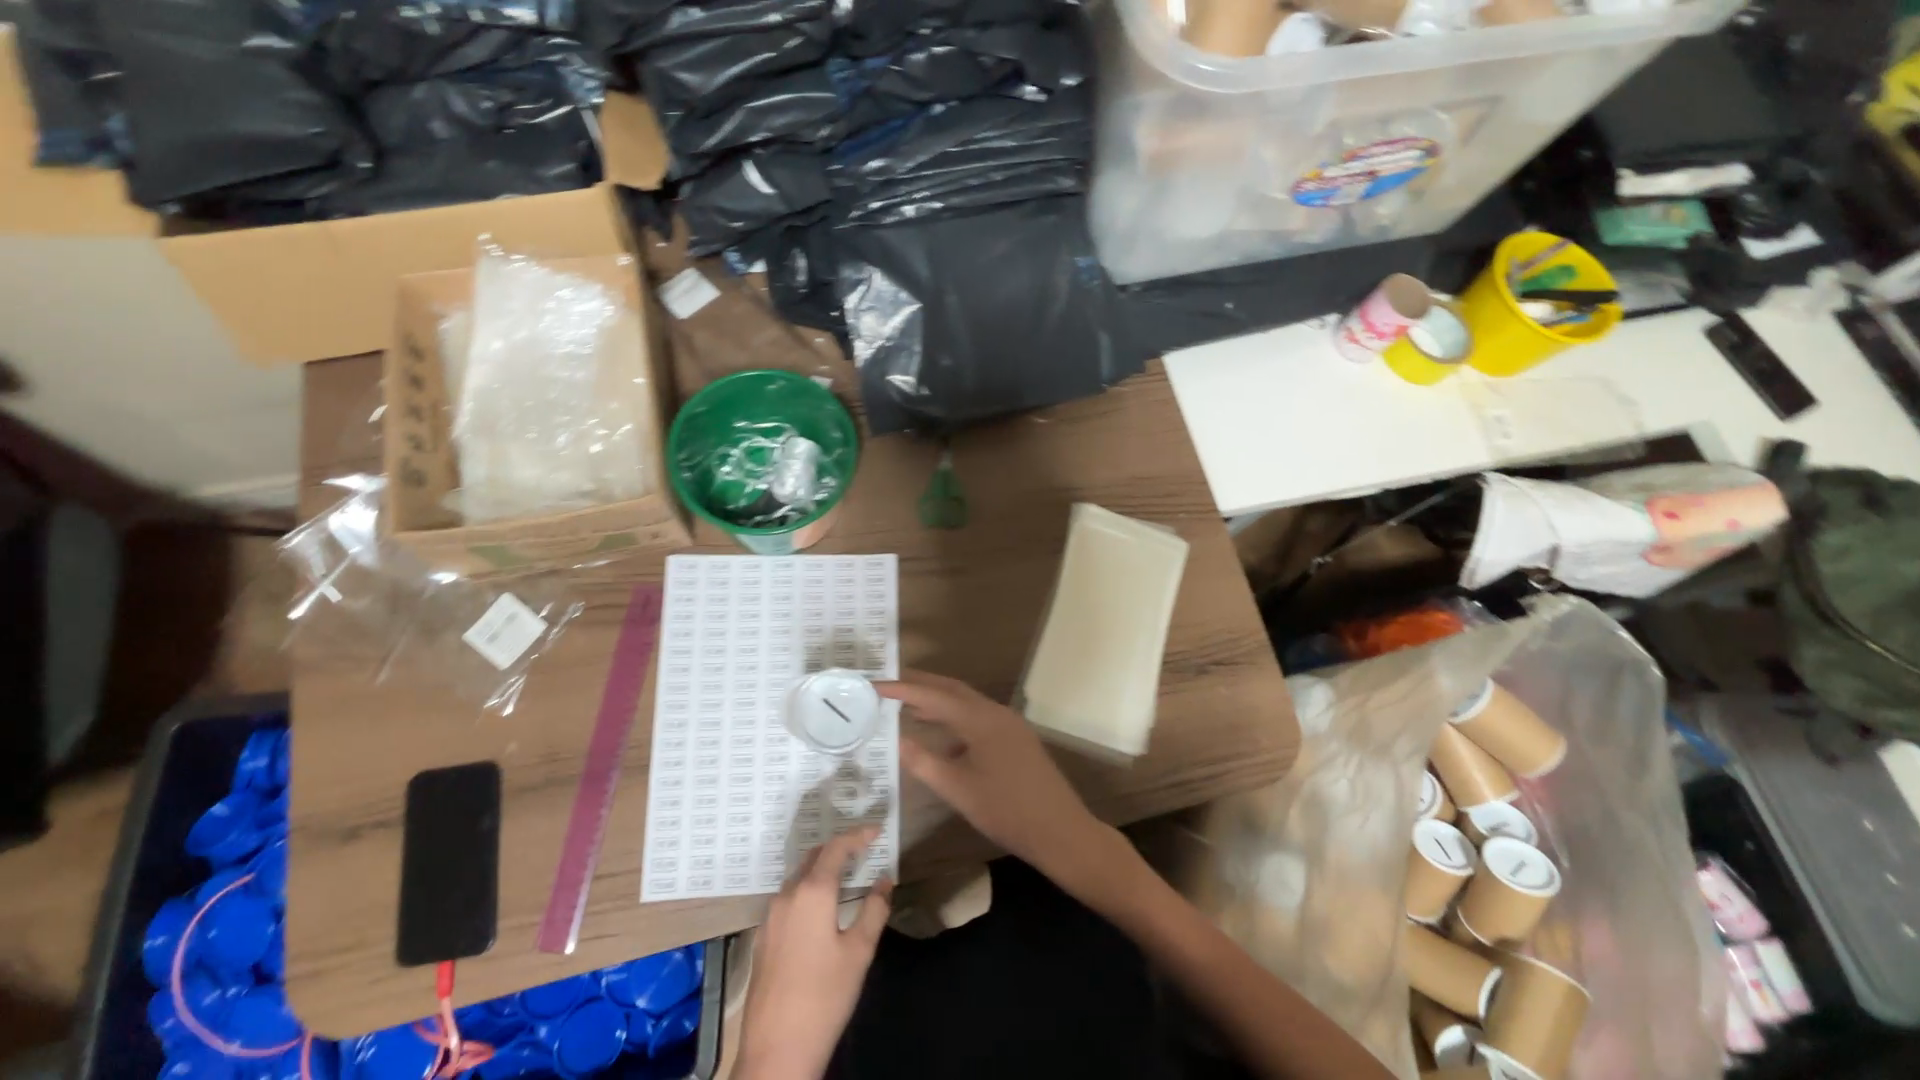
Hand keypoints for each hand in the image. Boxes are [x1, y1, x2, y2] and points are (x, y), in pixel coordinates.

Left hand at [736, 828, 891, 1079]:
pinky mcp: (763, 937)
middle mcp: (786, 896)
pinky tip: (822, 908)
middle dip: (837, 848)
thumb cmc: (825, 996)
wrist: (776, 1046)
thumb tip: (884, 880)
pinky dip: (808, 890)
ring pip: (798, 878)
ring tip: (846, 874)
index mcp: (811, 893)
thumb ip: (874, 909)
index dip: (857, 835)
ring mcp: (770, 917)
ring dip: (821, 870)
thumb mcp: (860, 951)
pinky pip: (788, 899)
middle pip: (812, 858)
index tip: (877, 831)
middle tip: (863, 849)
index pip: (835, 849)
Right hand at [878, 671, 1119, 895]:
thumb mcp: (957, 789)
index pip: (933, 695)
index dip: (901, 689)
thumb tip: (895, 739)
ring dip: (937, 701)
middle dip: (920, 684)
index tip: (872, 684)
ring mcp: (1009, 725)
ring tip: (905, 705)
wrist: (1060, 831)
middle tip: (887, 684)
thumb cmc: (1006, 810)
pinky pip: (977, 719)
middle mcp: (996, 713)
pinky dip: (954, 720)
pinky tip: (939, 737)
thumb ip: (923, 762)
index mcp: (980, 719)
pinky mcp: (1015, 740)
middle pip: (952, 689)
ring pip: (966, 703)